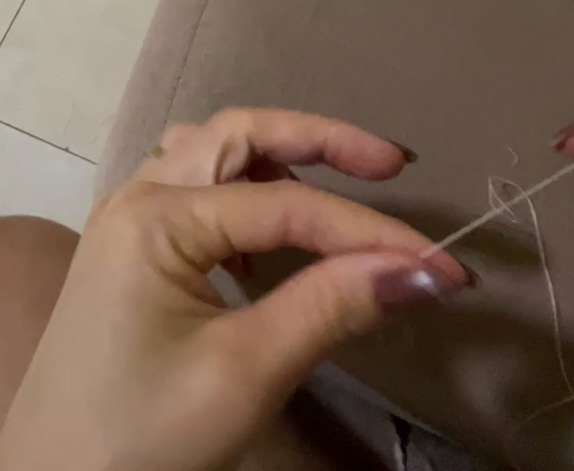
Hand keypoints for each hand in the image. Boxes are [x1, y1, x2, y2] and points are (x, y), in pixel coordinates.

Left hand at [0, 109, 469, 470]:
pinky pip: (194, 188)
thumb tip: (422, 270)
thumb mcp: (243, 375)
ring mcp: (129, 217)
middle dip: (316, 139)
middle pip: (237, 134)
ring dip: (274, 155)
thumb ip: (330, 309)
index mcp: (156, 218)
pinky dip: (241, 191)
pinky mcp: (132, 245)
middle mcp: (138, 196)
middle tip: (389, 164)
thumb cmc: (140, 438)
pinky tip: (267, 238)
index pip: (283, 206)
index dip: (367, 230)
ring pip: (211, 151)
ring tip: (334, 184)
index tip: (445, 264)